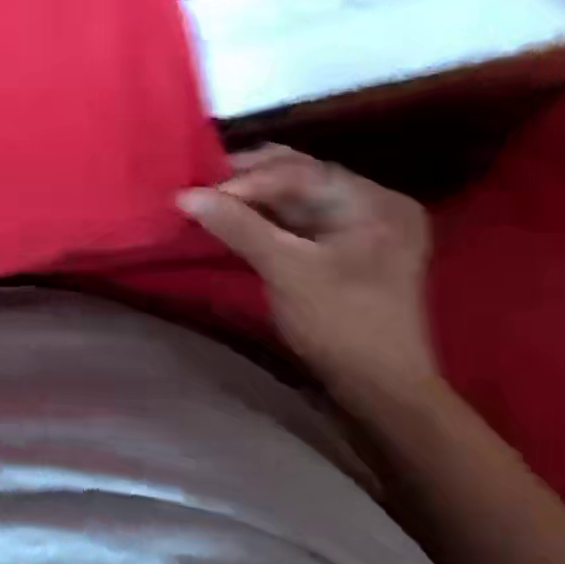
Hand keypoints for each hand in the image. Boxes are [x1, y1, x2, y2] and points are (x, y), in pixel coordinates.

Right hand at [178, 145, 438, 397]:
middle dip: (245, 180)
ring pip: (291, 195)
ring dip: (247, 197)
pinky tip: (227, 217)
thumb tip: (183, 194)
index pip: (300, 172)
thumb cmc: (342, 325)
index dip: (246, 179)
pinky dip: (259, 216)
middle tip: (198, 187)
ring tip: (204, 199)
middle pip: (297, 174)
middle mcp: (371, 202)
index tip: (198, 193)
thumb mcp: (286, 271)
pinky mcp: (339, 244)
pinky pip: (293, 216)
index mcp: (375, 202)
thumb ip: (237, 226)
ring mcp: (357, 224)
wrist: (381, 391)